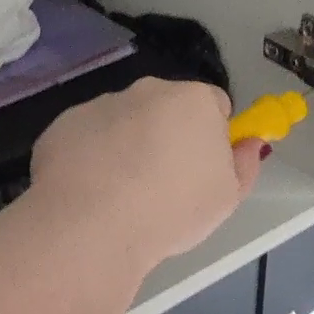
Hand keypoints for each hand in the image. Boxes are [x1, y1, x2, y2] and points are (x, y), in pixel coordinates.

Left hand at [26, 77, 267, 268]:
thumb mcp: (227, 197)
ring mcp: (101, 103)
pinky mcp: (64, 124)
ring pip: (124, 120)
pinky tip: (90, 192)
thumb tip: (249, 143)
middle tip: (164, 185)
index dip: (212, 135)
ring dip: (127, 145)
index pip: (214, 104)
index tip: (202, 169)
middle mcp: (146, 90)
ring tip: (122, 195)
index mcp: (193, 100)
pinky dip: (90, 158)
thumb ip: (244, 164)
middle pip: (166, 108)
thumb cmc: (172, 209)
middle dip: (168, 136)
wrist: (91, 224)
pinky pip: (87, 137)